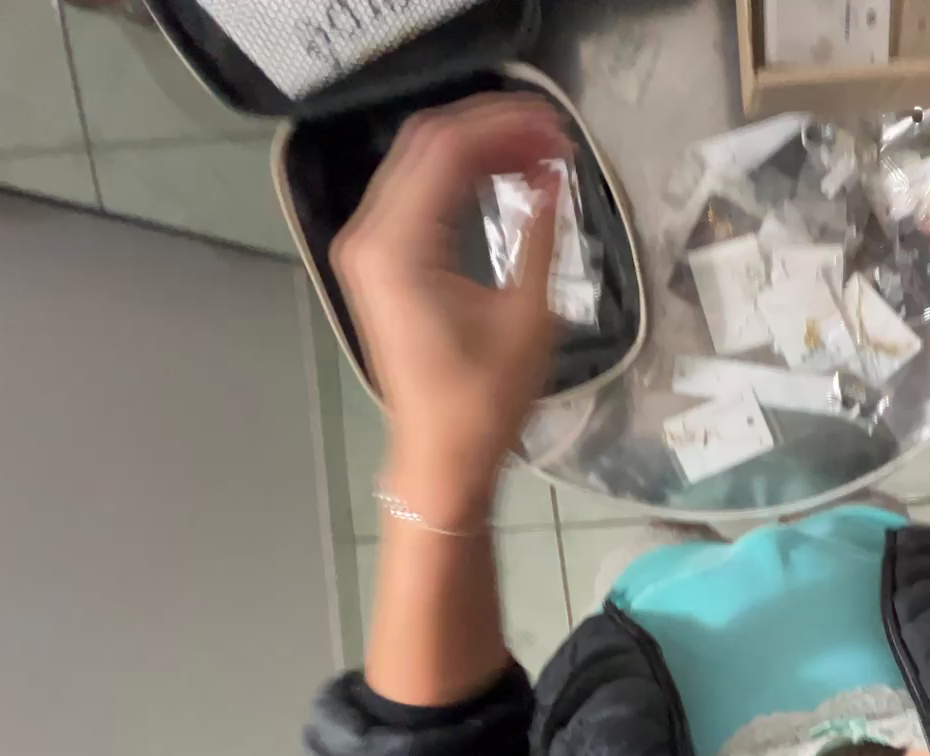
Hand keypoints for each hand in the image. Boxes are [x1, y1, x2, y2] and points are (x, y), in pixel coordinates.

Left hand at [332, 95, 572, 528]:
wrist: (444, 455)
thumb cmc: (487, 399)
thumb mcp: (528, 317)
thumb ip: (538, 236)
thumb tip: (552, 182)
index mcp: (399, 244)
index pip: (447, 149)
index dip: (506, 126)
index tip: (559, 131)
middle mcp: (370, 234)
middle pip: (427, 146)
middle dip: (494, 131)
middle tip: (555, 140)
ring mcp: (370, 248)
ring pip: (421, 168)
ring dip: (480, 155)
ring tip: (539, 158)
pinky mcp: (383, 265)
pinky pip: (420, 200)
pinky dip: (462, 184)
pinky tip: (503, 185)